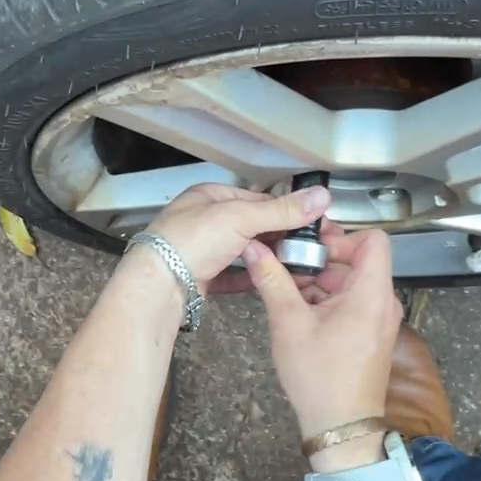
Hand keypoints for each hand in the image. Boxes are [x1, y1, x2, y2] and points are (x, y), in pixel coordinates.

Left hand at [141, 183, 330, 293]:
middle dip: (278, 237)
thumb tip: (321, 195)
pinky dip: (252, 277)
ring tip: (296, 266)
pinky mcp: (202, 277)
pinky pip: (233, 275)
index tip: (312, 223)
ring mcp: (202, 250)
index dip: (285, 210)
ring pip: (243, 251)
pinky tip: (271, 281)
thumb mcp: (241, 218)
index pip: (257, 198)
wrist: (159, 285)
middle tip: (308, 249)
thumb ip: (282, 211)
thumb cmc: (191, 241)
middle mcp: (204, 220)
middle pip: (251, 226)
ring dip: (267, 257)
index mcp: (210, 196)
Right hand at [242, 222, 401, 435]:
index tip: (309, 248)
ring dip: (318, 281)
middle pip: (357, 260)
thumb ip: (272, 279)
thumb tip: (253, 248)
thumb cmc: (320, 377)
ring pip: (350, 281)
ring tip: (286, 291)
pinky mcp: (370, 333)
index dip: (340, 236)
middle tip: (285, 267)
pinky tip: (297, 312)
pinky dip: (326, 299)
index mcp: (371, 293)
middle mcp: (383, 302)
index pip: (372, 239)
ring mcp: (379, 319)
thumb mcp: (288, 323)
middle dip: (319, 260)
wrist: (341, 428)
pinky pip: (351, 301)